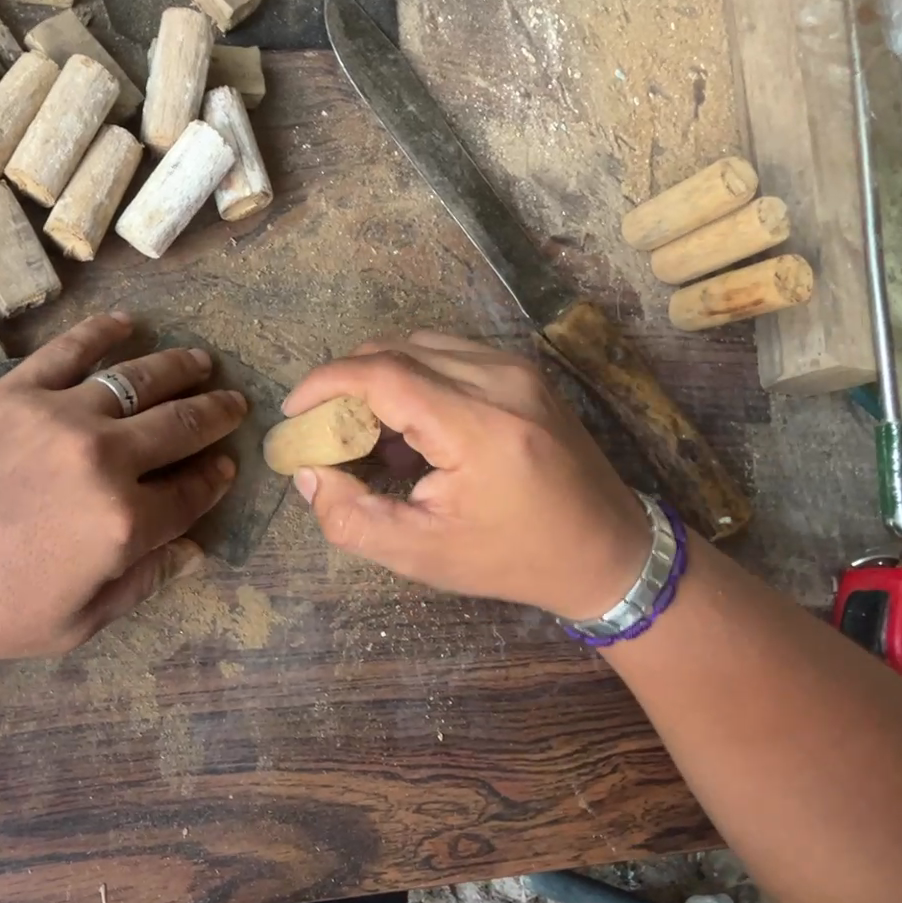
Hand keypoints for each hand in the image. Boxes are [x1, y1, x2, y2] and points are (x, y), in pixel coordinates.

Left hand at [0, 312, 246, 663]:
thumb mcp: (69, 626)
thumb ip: (139, 584)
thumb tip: (193, 552)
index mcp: (123, 526)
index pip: (190, 495)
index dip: (213, 481)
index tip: (225, 469)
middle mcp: (105, 459)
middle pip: (179, 427)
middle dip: (216, 415)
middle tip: (235, 405)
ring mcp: (59, 415)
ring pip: (139, 378)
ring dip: (180, 369)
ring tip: (202, 363)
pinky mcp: (15, 388)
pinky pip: (71, 349)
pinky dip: (106, 331)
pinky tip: (130, 323)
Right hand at [285, 334, 651, 620]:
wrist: (608, 550)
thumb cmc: (511, 558)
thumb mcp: (420, 555)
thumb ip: (351, 517)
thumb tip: (309, 474)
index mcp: (479, 427)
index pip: (383, 374)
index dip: (326, 383)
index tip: (293, 412)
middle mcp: (501, 380)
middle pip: (394, 349)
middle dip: (343, 382)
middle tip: (322, 428)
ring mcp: (516, 369)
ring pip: (417, 344)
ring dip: (375, 379)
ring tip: (362, 431)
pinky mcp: (522, 371)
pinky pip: (445, 354)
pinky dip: (408, 378)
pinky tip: (405, 426)